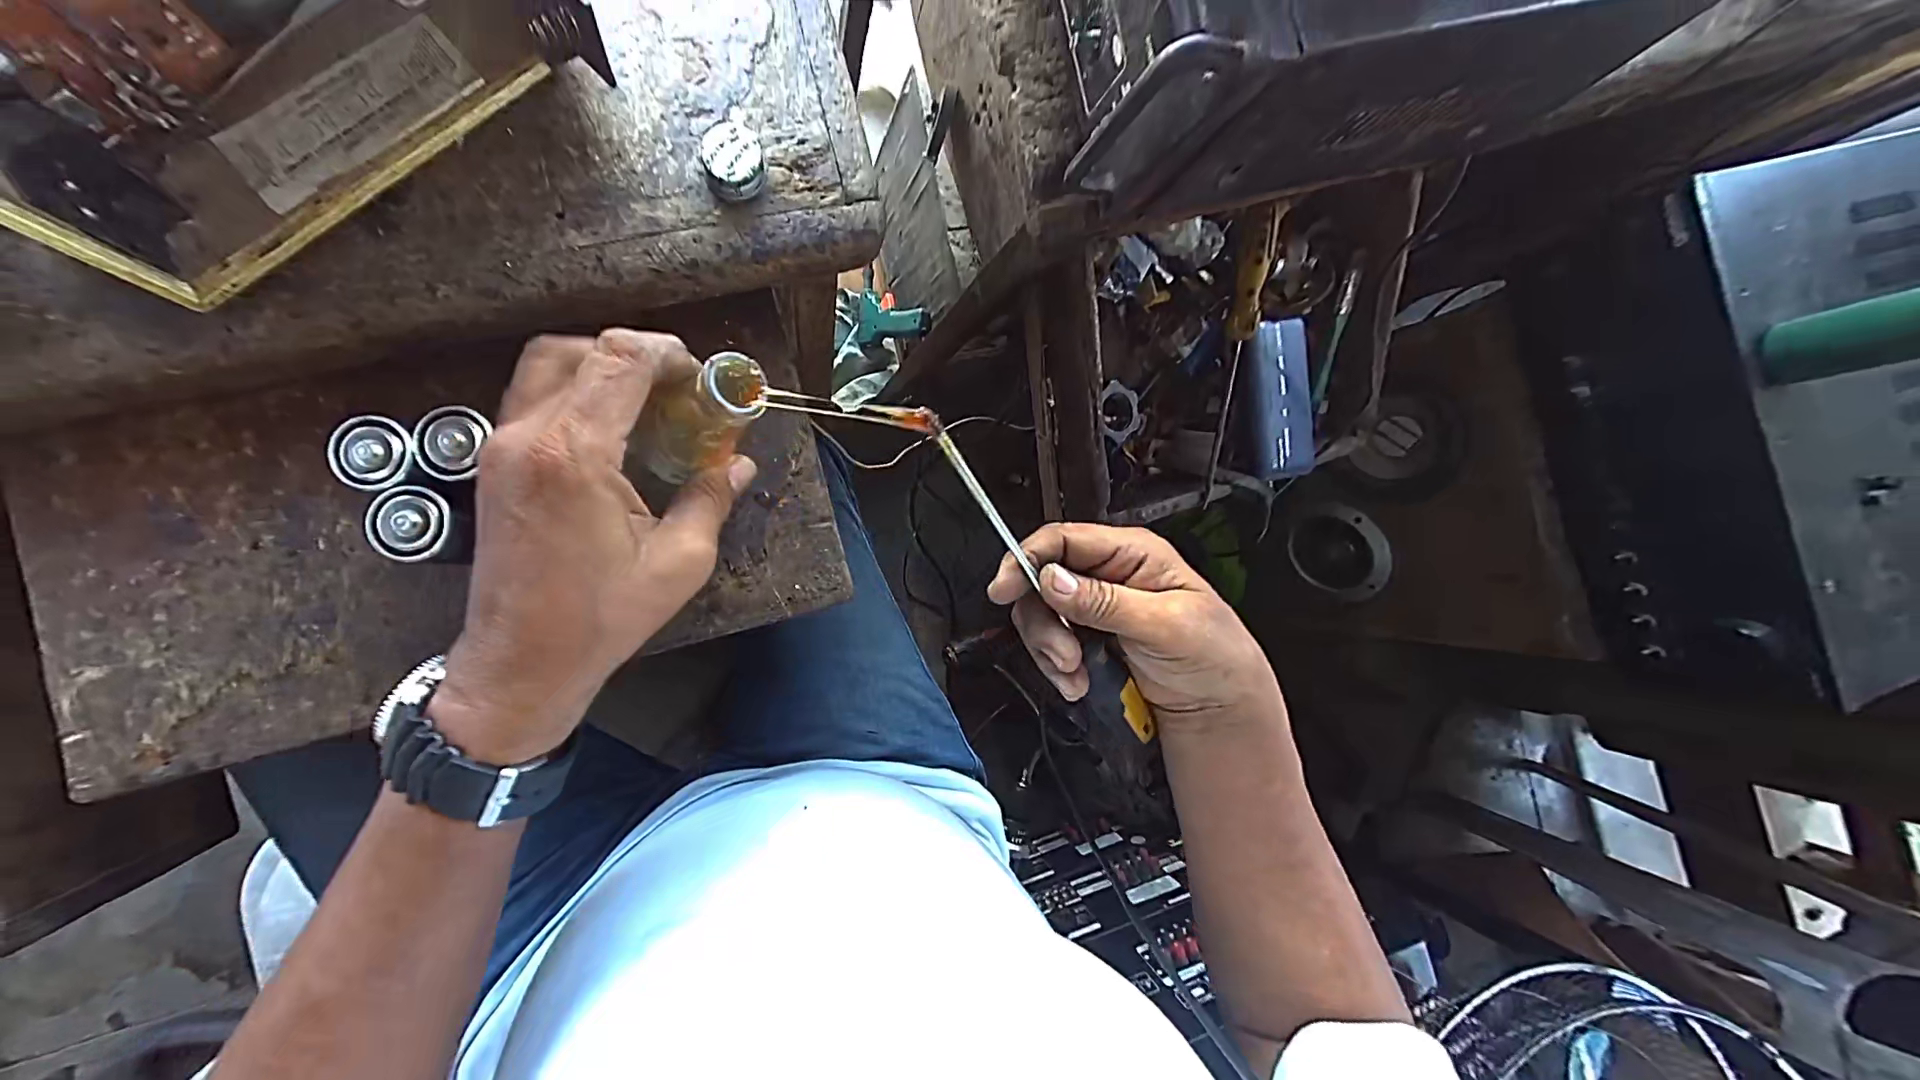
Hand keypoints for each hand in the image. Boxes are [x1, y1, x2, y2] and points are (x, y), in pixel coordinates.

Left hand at [427, 330, 755, 763]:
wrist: (522, 660)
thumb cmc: (604, 616)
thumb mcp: (680, 561)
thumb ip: (711, 499)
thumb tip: (739, 464)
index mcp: (574, 454)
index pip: (618, 361)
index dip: (666, 354)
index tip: (699, 375)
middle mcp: (527, 435)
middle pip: (576, 349)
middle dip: (634, 353)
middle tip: (678, 384)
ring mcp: (499, 446)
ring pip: (545, 365)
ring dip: (599, 366)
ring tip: (647, 399)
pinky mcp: (492, 464)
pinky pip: (532, 397)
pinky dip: (574, 391)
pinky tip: (612, 427)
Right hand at [986, 523, 1279, 727]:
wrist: (1220, 708)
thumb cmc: (1215, 655)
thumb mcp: (1166, 625)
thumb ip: (1105, 602)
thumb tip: (1052, 579)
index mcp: (1131, 552)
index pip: (1063, 539)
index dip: (1027, 558)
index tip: (1004, 589)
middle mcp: (1107, 574)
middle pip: (1041, 579)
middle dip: (1043, 621)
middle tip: (1063, 655)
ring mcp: (1094, 607)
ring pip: (1040, 615)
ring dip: (1049, 650)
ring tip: (1075, 675)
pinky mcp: (1086, 638)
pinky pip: (1049, 645)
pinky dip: (1056, 668)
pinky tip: (1078, 683)